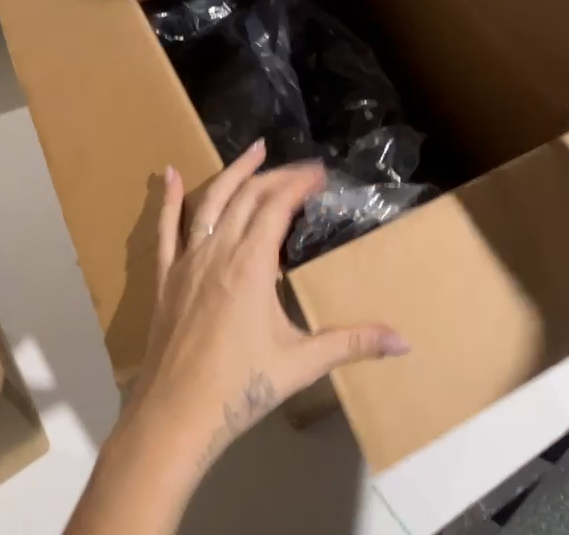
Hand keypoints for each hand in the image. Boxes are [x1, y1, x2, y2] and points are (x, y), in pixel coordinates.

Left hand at [122, 140, 410, 467]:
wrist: (174, 418)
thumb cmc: (240, 388)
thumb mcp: (302, 364)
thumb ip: (352, 344)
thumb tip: (404, 340)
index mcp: (251, 264)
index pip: (277, 206)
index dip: (300, 183)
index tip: (321, 173)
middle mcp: (218, 252)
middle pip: (247, 196)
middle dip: (276, 175)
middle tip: (301, 167)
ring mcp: (187, 262)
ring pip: (210, 202)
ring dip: (232, 172)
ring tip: (253, 149)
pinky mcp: (165, 278)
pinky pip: (164, 230)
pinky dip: (166, 199)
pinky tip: (167, 173)